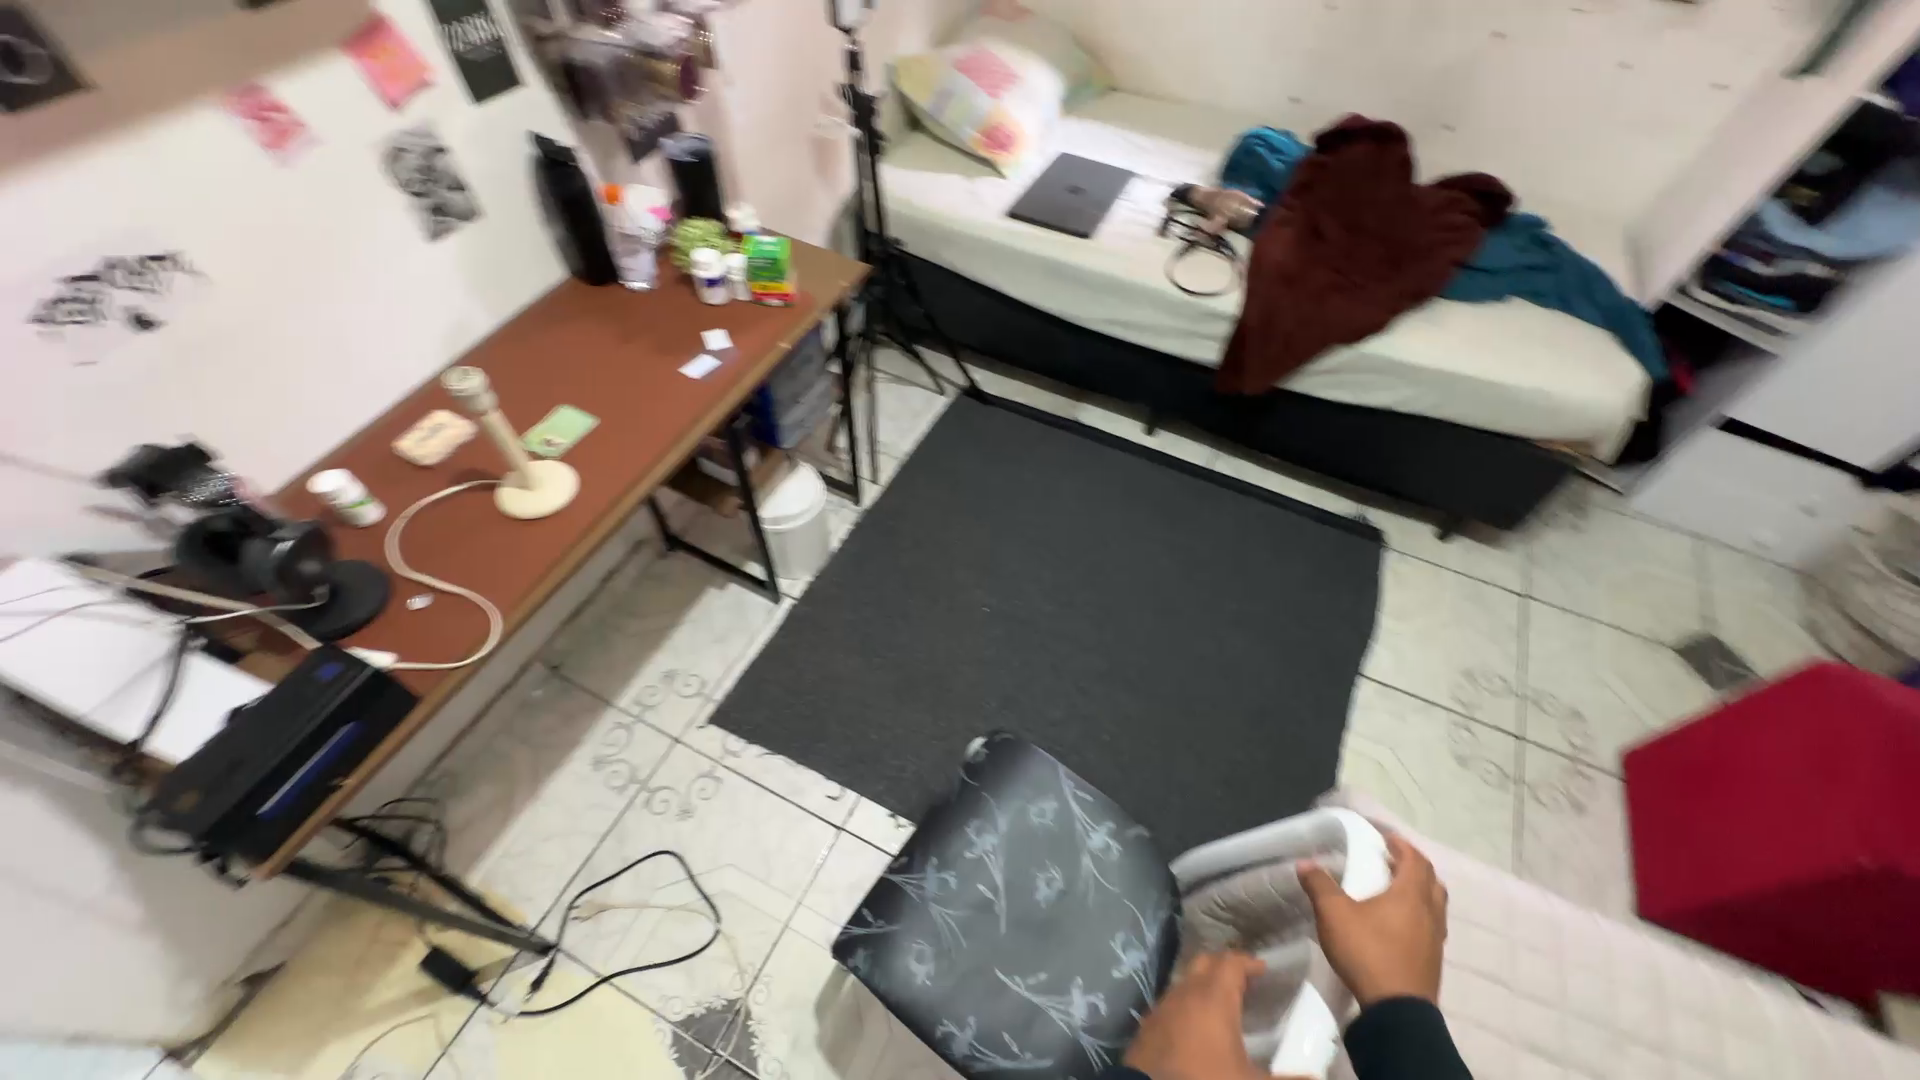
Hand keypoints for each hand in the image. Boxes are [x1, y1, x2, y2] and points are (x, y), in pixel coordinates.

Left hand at [1123, 951, 1305, 1079]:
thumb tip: (1317, 1078)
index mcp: (1212, 998)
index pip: (1230, 962)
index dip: (1248, 962)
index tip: (1264, 969)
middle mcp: (1184, 993)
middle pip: (1204, 963)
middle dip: (1225, 967)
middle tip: (1246, 983)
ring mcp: (1162, 1008)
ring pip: (1185, 983)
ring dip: (1204, 987)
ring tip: (1224, 1007)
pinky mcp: (1148, 1027)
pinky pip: (1171, 1004)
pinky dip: (1187, 1006)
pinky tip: (1196, 1030)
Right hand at [1296, 831, 1447, 1007]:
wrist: (1397, 1010)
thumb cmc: (1368, 951)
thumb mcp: (1334, 914)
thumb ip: (1320, 885)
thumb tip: (1305, 863)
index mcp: (1410, 895)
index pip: (1415, 861)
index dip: (1402, 846)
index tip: (1387, 837)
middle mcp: (1430, 913)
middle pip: (1431, 881)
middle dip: (1414, 867)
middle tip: (1392, 861)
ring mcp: (1435, 940)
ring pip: (1435, 905)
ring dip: (1419, 892)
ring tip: (1395, 891)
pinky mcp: (1432, 960)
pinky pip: (1431, 926)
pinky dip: (1418, 915)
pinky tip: (1397, 924)